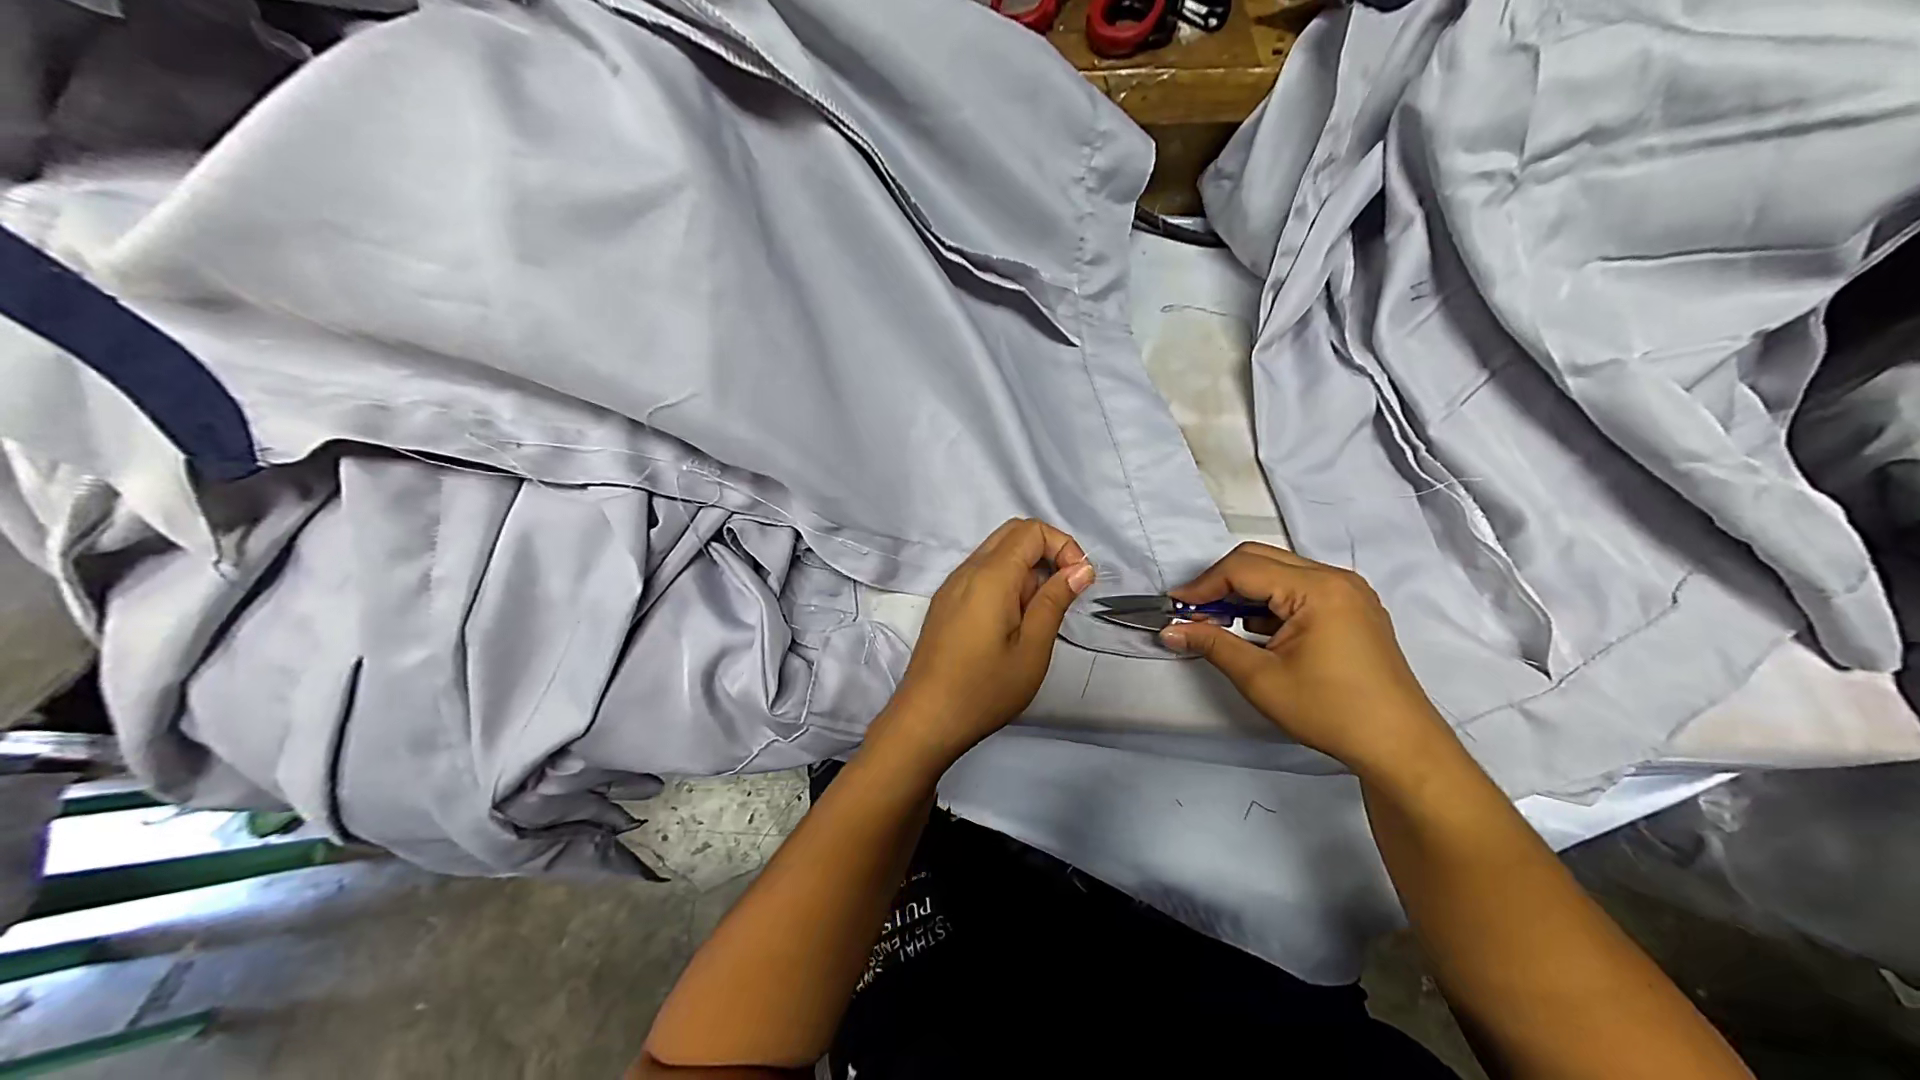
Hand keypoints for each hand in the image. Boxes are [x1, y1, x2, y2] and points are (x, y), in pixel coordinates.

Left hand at [871, 518, 1094, 768]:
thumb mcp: (1032, 649)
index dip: (1063, 546)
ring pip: (996, 553)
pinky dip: (1006, 581)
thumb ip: (1055, 601)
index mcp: (990, 576)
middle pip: (1012, 533)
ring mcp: (952, 586)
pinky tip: (1013, 621)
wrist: (926, 719)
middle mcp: (967, 571)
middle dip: (1047, 551)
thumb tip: (1080, 569)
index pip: (1031, 530)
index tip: (1078, 582)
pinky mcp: (946, 603)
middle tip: (1063, 592)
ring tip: (1038, 614)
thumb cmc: (984, 690)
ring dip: (1026, 569)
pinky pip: (981, 573)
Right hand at [1159, 542, 1452, 777]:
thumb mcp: (1260, 678)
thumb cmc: (1330, 711)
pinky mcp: (1353, 609)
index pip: (1243, 568)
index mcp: (1317, 589)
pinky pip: (1301, 589)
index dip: (1203, 585)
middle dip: (1221, 583)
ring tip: (1219, 623)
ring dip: (1245, 592)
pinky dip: (1271, 602)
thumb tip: (1171, 631)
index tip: (1175, 608)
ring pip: (1280, 572)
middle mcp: (1336, 579)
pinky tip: (1255, 630)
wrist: (1398, 746)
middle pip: (1261, 560)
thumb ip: (1211, 645)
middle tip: (1193, 614)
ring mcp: (1349, 592)